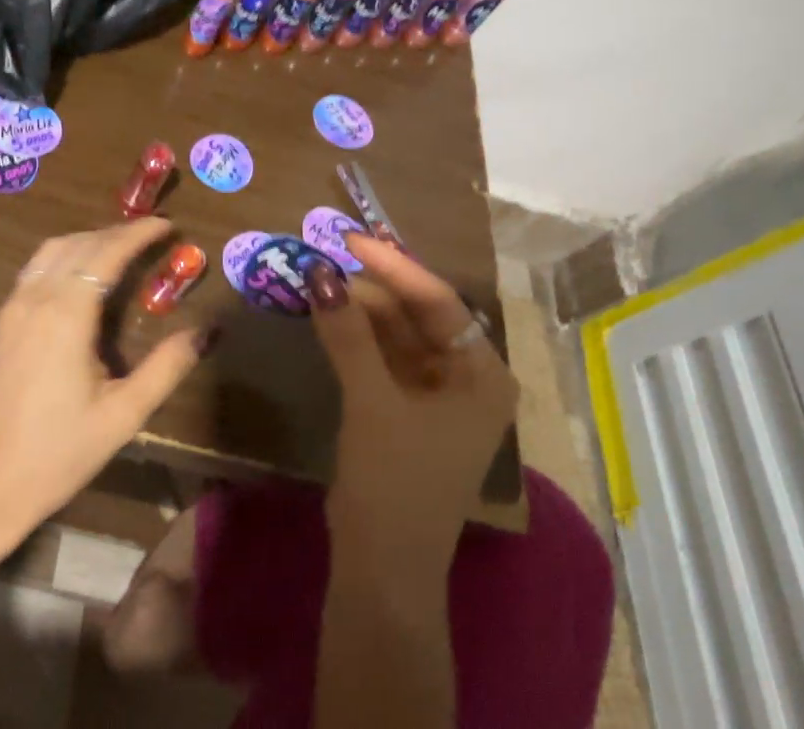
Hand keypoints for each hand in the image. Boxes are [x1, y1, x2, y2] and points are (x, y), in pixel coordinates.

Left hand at [0, 218, 206, 553]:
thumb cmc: (62, 451)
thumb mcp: (125, 413)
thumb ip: (168, 366)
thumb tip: (208, 330)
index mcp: (65, 315)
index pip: (105, 252)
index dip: (138, 234)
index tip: (168, 224)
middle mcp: (34, 299)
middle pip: (77, 244)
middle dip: (115, 232)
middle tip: (153, 236)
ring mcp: (11, 309)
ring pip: (50, 252)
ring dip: (87, 241)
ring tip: (122, 249)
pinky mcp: (1, 324)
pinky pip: (34, 271)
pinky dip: (63, 258)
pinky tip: (82, 278)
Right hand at [307, 235, 517, 575]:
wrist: (383, 564)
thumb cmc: (395, 481)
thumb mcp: (372, 402)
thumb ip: (348, 334)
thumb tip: (320, 273)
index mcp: (484, 376)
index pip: (439, 303)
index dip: (392, 267)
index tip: (348, 239)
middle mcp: (468, 382)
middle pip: (419, 318)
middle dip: (373, 289)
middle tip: (324, 258)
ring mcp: (437, 401)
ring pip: (398, 339)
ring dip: (361, 313)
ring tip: (318, 283)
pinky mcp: (406, 416)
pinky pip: (384, 363)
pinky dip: (356, 342)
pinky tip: (327, 321)